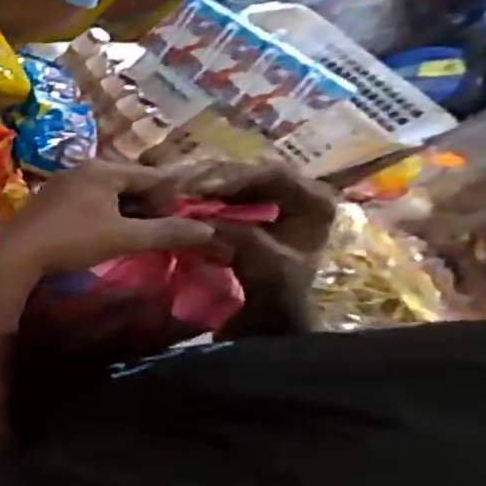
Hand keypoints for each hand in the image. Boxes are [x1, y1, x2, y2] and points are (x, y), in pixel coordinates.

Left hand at [0, 162, 214, 275]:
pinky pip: (84, 201)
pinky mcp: (45, 199)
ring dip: (122, 213)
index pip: (156, 177)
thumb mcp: (124, 238)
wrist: (13, 254)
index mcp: (103, 169)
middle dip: (146, 206)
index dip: (170, 202)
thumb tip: (208, 230)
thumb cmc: (70, 241)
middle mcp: (81, 168)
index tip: (167, 228)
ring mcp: (60, 183)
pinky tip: (94, 236)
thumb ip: (167, 232)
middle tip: (146, 235)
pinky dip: (98, 214)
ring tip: (123, 238)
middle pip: (131, 182)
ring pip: (107, 193)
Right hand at [160, 160, 337, 334]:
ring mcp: (266, 200)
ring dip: (200, 183)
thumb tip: (200, 217)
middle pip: (248, 172)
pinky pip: (218, 191)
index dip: (234, 178)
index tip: (199, 190)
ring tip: (171, 192)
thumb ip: (240, 237)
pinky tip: (175, 198)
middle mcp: (294, 193)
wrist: (267, 313)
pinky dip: (196, 193)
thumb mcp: (264, 265)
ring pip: (231, 178)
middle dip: (211, 177)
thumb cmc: (276, 291)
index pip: (273, 175)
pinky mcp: (243, 208)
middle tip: (177, 188)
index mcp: (314, 203)